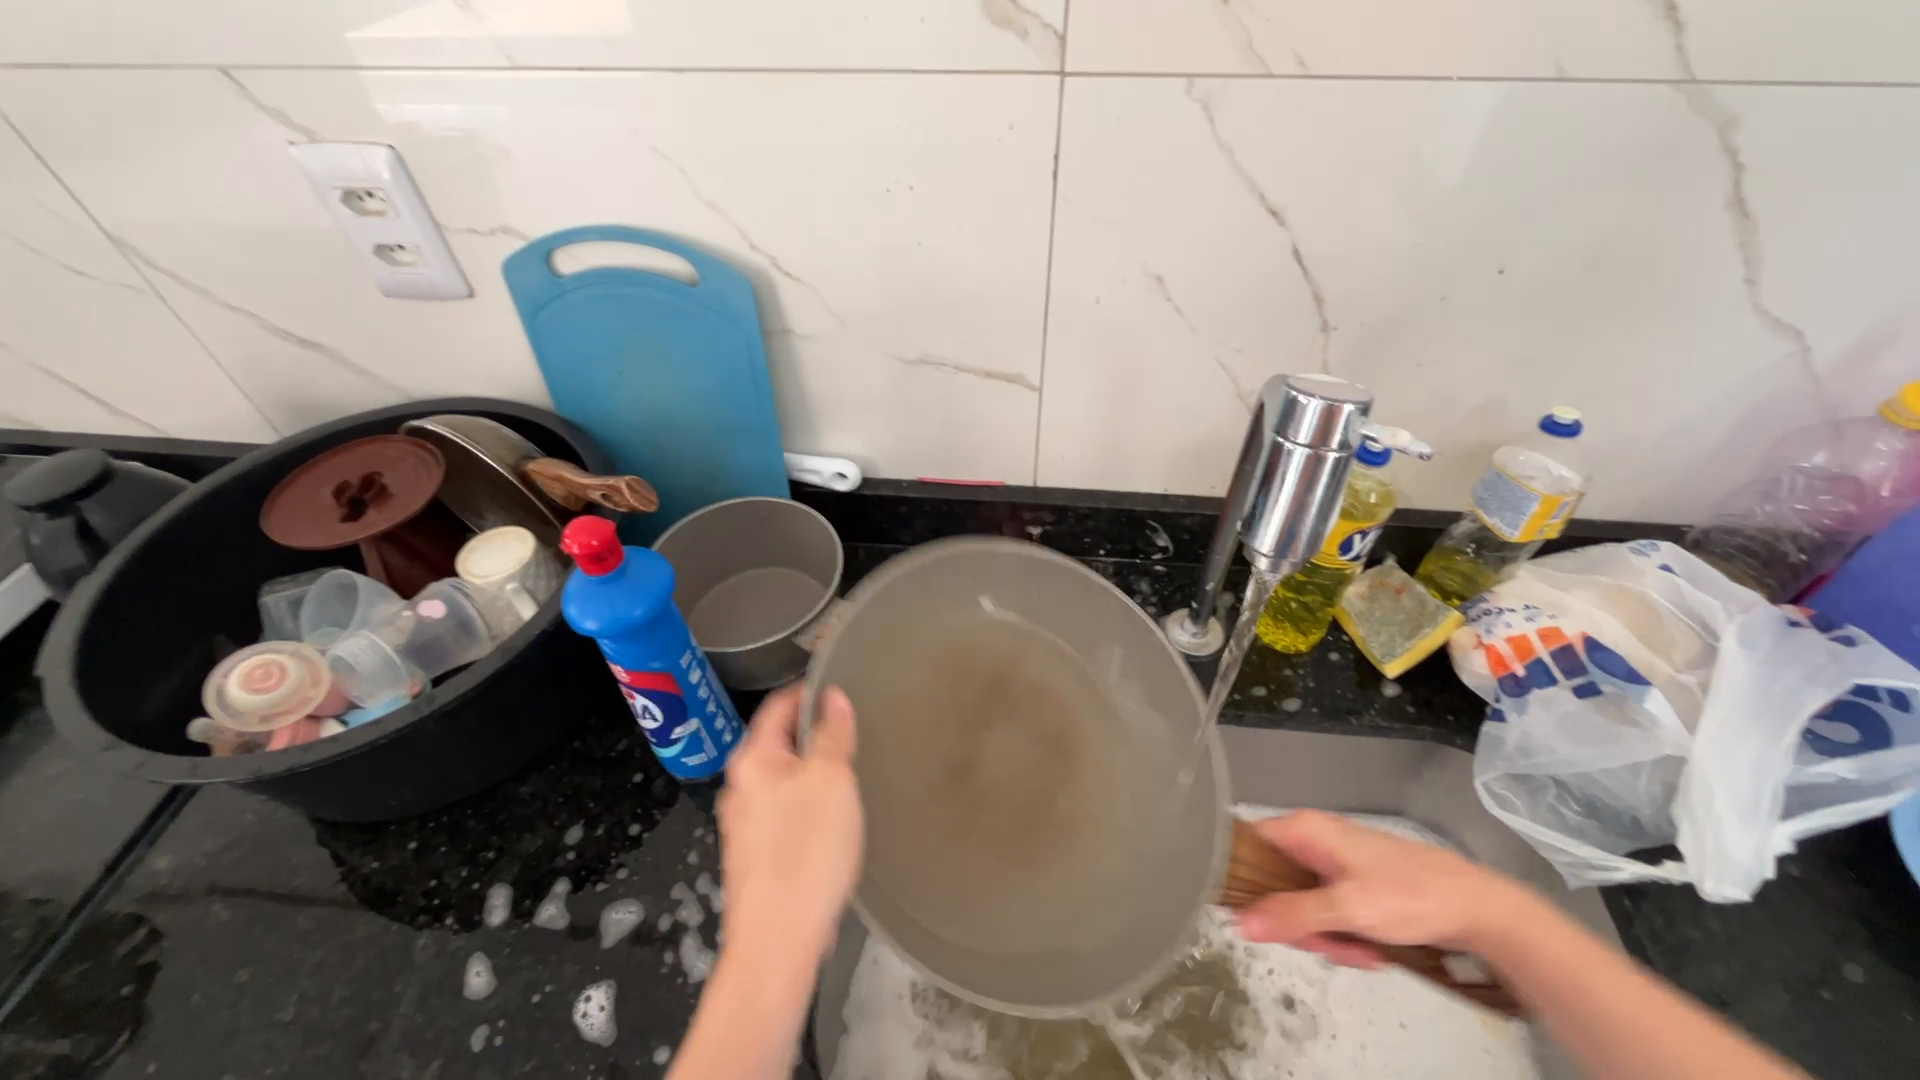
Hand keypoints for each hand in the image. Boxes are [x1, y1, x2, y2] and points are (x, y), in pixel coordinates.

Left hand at [716, 683, 862, 964]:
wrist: (778, 940)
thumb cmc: (806, 850)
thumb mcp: (832, 780)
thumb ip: (833, 734)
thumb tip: (833, 697)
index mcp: (753, 760)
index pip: (778, 705)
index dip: (808, 691)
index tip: (840, 686)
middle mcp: (740, 787)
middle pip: (779, 744)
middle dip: (814, 736)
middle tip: (855, 733)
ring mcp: (744, 825)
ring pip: (783, 782)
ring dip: (812, 775)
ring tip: (850, 775)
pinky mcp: (755, 857)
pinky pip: (784, 815)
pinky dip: (808, 808)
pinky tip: (834, 822)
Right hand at [1234, 810, 1520, 967]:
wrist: (1477, 910)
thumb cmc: (1409, 895)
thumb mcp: (1347, 909)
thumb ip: (1292, 916)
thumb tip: (1238, 923)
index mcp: (1304, 829)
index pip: (1247, 844)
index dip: (1241, 879)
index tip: (1254, 915)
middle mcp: (1313, 841)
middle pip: (1273, 885)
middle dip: (1299, 923)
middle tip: (1326, 941)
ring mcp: (1333, 864)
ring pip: (1301, 906)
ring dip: (1326, 936)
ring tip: (1360, 949)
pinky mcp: (1352, 886)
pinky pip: (1327, 914)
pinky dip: (1345, 936)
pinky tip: (1370, 949)